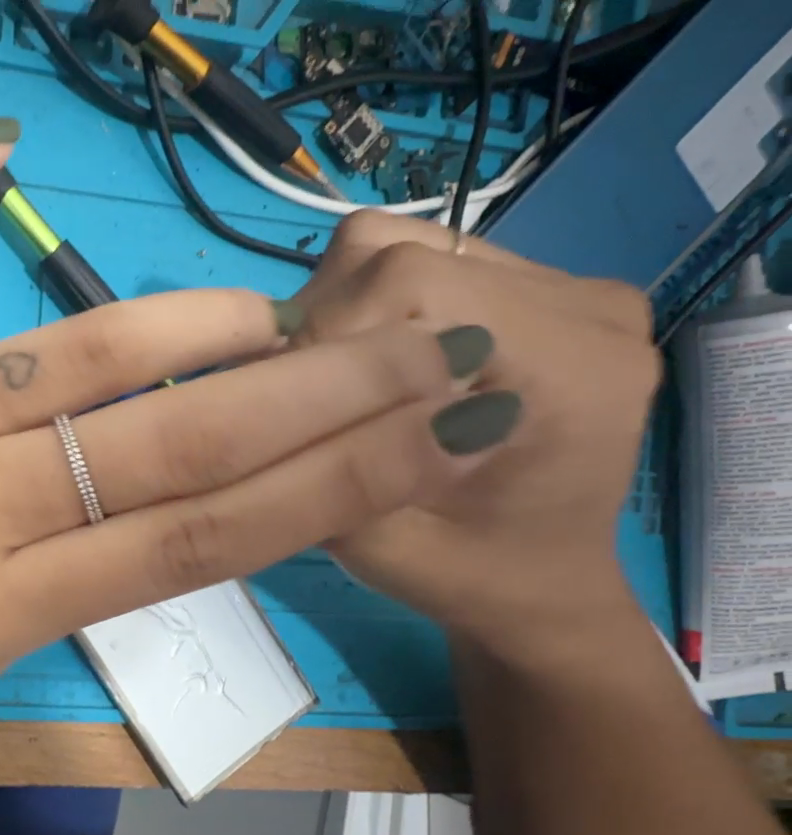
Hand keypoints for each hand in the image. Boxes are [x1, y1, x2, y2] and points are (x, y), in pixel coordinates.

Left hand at [0, 124, 518, 733]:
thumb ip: (51, 611)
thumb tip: (142, 529)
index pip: (194, 541)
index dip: (331, 490)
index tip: (434, 438)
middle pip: (167, 441)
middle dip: (317, 397)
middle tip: (421, 352)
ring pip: (76, 353)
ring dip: (198, 322)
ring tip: (281, 312)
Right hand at [292, 212, 659, 640]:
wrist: (535, 581)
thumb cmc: (461, 575)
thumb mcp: (371, 545)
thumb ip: (321, 464)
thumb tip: (259, 382)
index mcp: (569, 365)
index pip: (405, 280)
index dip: (317, 333)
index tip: (280, 404)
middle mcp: (585, 303)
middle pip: (400, 250)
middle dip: (323, 323)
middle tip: (304, 400)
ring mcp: (568, 286)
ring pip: (402, 244)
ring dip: (341, 311)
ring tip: (341, 386)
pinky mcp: (539, 288)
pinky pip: (422, 259)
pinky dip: (368, 308)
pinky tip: (372, 371)